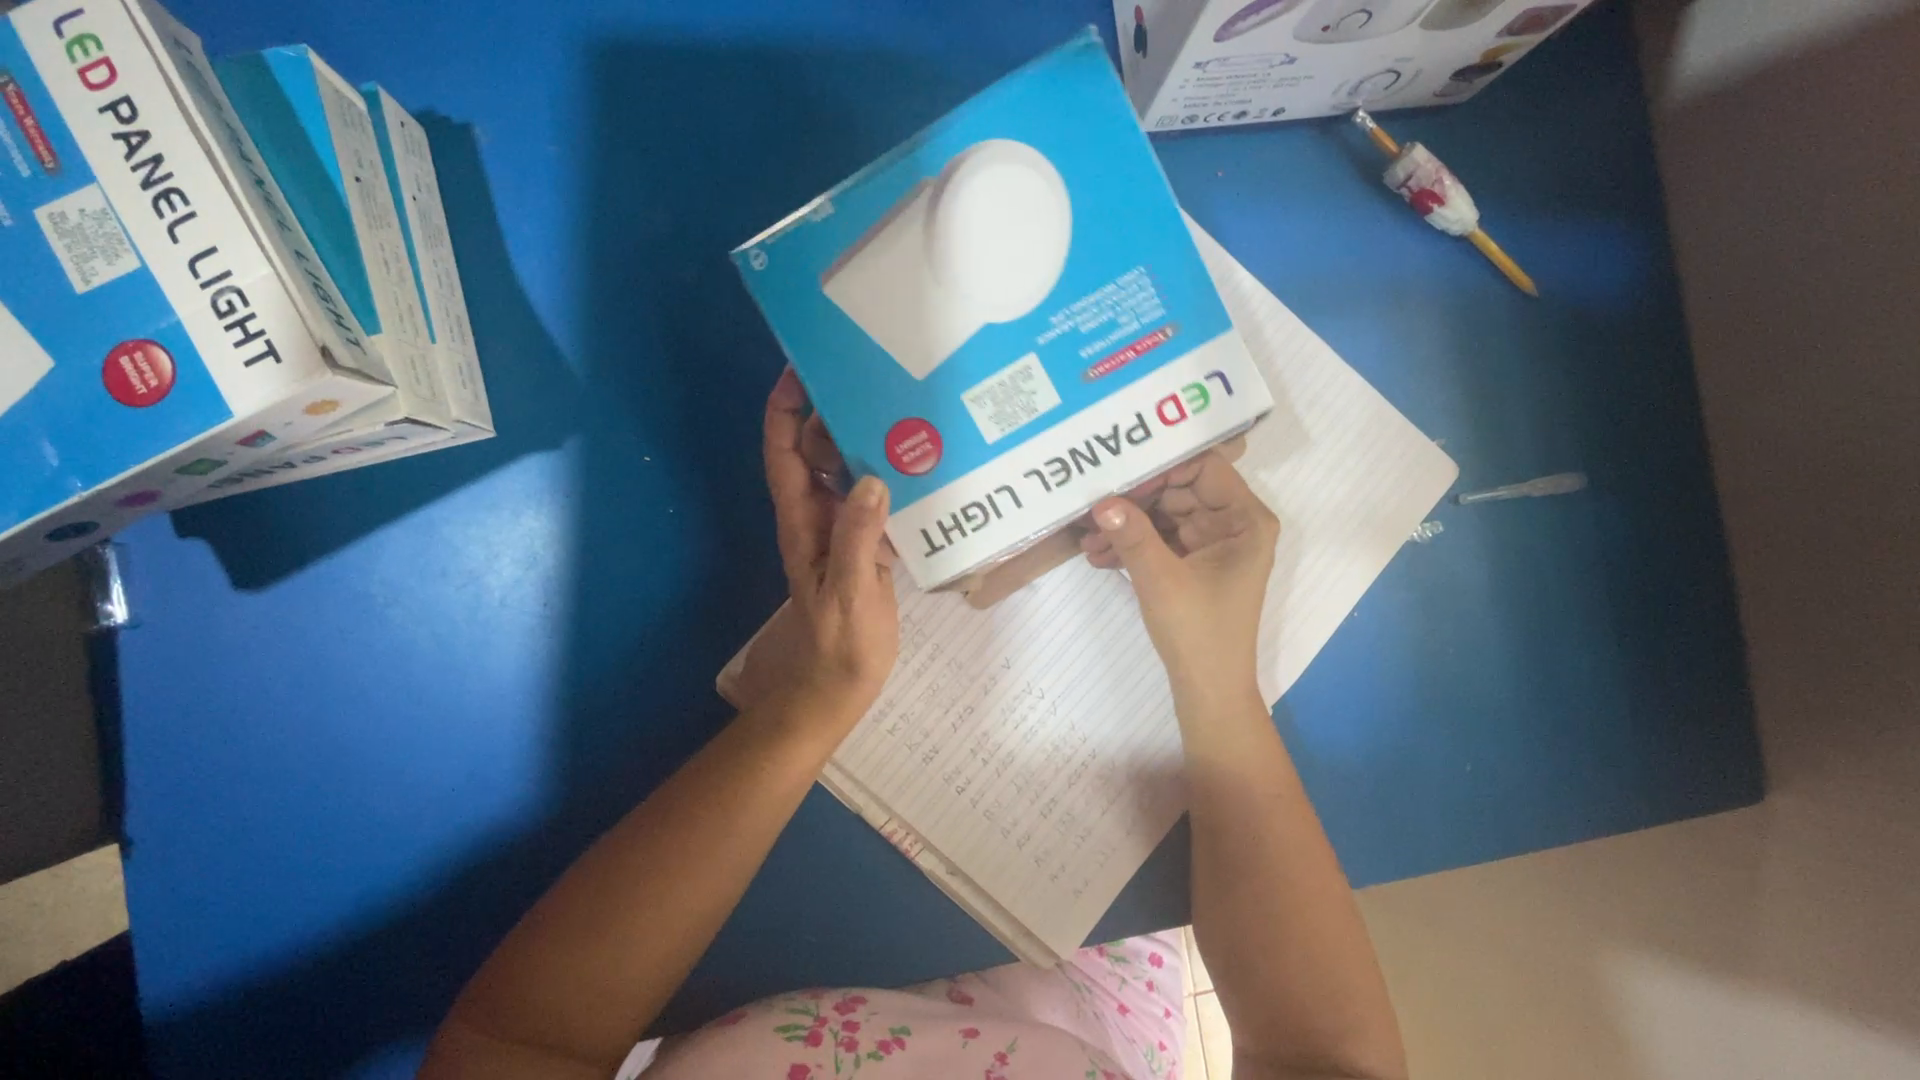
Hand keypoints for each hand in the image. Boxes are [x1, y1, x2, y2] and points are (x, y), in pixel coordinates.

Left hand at [759, 369, 899, 727]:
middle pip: (818, 451)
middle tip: (876, 379)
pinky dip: (894, 477)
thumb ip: (856, 538)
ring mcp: (844, 529)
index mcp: (801, 521)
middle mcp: (818, 516)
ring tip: (905, 409)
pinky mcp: (868, 544)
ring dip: (868, 441)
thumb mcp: (848, 592)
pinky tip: (924, 463)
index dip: (784, 409)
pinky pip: (877, 498)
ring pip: (849, 472)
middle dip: (835, 412)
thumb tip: (871, 479)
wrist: (840, 685)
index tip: (802, 367)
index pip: (783, 453)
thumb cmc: (838, 643)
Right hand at [1080, 451, 1277, 701]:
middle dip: (1135, 501)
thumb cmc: (1198, 632)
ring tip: (1087, 539)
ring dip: (1126, 526)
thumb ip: (1132, 534)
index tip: (1120, 481)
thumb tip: (1101, 502)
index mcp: (1245, 520)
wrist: (1208, 689)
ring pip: (1163, 517)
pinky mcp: (1193, 564)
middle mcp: (1233, 525)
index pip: (1203, 468)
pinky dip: (1132, 545)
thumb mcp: (1160, 578)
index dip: (1161, 470)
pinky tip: (1098, 555)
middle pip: (1178, 491)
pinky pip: (1160, 540)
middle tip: (1092, 508)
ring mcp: (1212, 544)